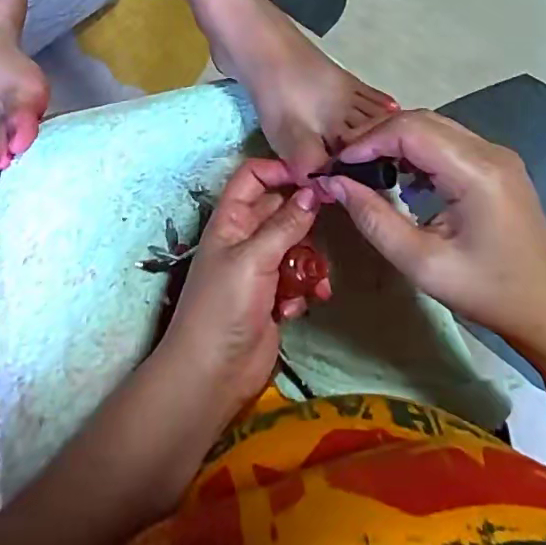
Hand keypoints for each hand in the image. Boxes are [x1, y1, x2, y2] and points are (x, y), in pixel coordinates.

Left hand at [153, 160, 327, 421]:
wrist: (212, 374)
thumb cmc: (224, 307)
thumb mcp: (254, 259)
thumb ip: (285, 224)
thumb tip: (312, 191)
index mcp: (230, 220)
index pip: (253, 176)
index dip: (280, 170)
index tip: (315, 177)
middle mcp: (245, 238)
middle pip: (280, 209)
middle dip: (305, 217)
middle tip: (333, 221)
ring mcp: (260, 268)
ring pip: (295, 245)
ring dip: (309, 260)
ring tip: (315, 280)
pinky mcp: (273, 296)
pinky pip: (298, 278)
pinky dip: (304, 288)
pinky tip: (302, 305)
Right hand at [319, 111, 545, 341]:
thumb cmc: (486, 291)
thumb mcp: (420, 263)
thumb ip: (373, 219)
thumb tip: (334, 183)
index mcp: (477, 172)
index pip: (411, 131)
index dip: (368, 140)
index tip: (337, 164)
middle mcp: (490, 152)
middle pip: (421, 120)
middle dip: (377, 135)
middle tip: (344, 162)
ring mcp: (497, 155)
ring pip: (433, 126)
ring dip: (395, 139)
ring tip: (364, 165)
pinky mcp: (497, 164)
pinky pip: (447, 140)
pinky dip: (416, 148)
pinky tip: (399, 173)